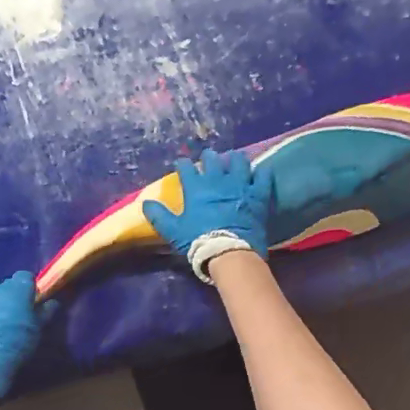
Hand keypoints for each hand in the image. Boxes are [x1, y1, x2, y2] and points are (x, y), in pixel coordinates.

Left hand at [0, 271, 55, 397]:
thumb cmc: (18, 341)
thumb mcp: (38, 328)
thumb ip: (45, 311)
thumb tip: (52, 302)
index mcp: (17, 288)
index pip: (26, 276)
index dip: (31, 287)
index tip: (35, 302)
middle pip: (9, 286)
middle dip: (15, 296)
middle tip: (22, 314)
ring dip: (1, 305)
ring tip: (5, 325)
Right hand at [142, 150, 276, 276]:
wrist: (230, 252)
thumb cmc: (199, 240)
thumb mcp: (173, 231)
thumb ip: (159, 216)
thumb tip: (145, 203)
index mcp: (196, 187)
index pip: (187, 168)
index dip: (183, 164)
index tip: (181, 163)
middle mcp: (218, 180)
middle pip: (213, 160)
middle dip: (208, 157)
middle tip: (208, 157)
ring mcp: (241, 185)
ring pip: (239, 162)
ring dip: (234, 159)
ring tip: (233, 158)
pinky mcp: (259, 194)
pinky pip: (263, 176)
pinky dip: (260, 172)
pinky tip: (259, 171)